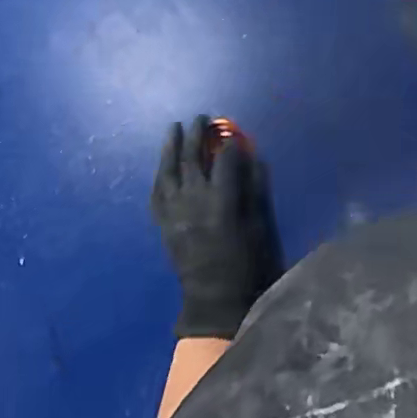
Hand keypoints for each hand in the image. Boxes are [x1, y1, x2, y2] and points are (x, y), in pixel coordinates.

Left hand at [150, 116, 283, 338]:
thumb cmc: (246, 265)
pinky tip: (164, 161)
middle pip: (192, 157)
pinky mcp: (161, 219)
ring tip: (175, 127)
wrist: (214, 298)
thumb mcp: (259, 228)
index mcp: (222, 202)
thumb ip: (255, 191)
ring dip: (172, 144)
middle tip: (201, 118)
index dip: (229, 145)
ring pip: (169, 168)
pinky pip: (157, 188)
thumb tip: (253, 159)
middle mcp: (193, 199)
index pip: (224, 162)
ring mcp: (173, 208)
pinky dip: (161, 171)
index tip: (232, 133)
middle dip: (197, 134)